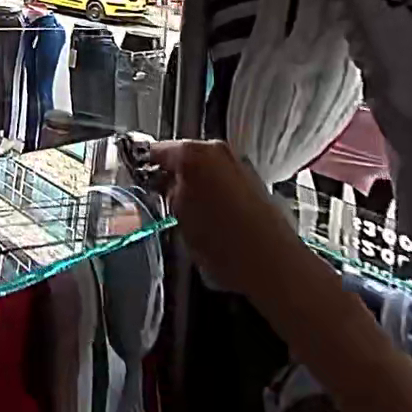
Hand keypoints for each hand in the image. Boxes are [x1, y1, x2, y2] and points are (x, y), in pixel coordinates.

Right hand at [148, 139, 293, 294]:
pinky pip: (222, 178)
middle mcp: (215, 148)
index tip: (137, 182)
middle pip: (182, 156)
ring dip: (194, 182)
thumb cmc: (220, 240)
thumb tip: (164, 185)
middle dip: (171, 175)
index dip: (143, 166)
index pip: (154, 151)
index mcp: (191, 152)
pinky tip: (214, 217)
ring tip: (190, 212)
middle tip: (162, 200)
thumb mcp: (179, 216)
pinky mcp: (253, 179)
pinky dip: (214, 190)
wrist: (274, 263)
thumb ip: (166, 193)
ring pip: (203, 167)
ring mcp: (237, 162)